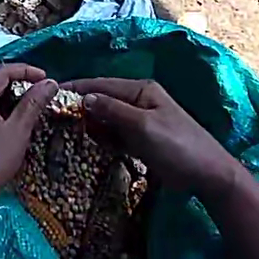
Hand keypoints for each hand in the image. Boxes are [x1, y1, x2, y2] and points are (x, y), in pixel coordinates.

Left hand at [0, 64, 58, 205]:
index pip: (2, 71)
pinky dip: (0, 107)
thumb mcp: (18, 131)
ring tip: (32, 104)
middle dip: (20, 83)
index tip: (46, 79)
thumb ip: (33, 103)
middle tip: (42, 92)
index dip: (27, 71)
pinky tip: (14, 118)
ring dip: (11, 96)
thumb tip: (50, 82)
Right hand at [65, 78, 241, 200]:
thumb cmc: (177, 145)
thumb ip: (113, 110)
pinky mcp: (140, 140)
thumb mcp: (143, 126)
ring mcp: (140, 121)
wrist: (207, 174)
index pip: (102, 85)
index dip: (77, 88)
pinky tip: (83, 142)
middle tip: (50, 113)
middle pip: (103, 100)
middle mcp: (139, 101)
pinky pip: (114, 134)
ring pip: (107, 118)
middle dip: (79, 105)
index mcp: (141, 90)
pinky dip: (100, 136)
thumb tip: (85, 98)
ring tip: (59, 128)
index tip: (51, 93)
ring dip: (88, 122)